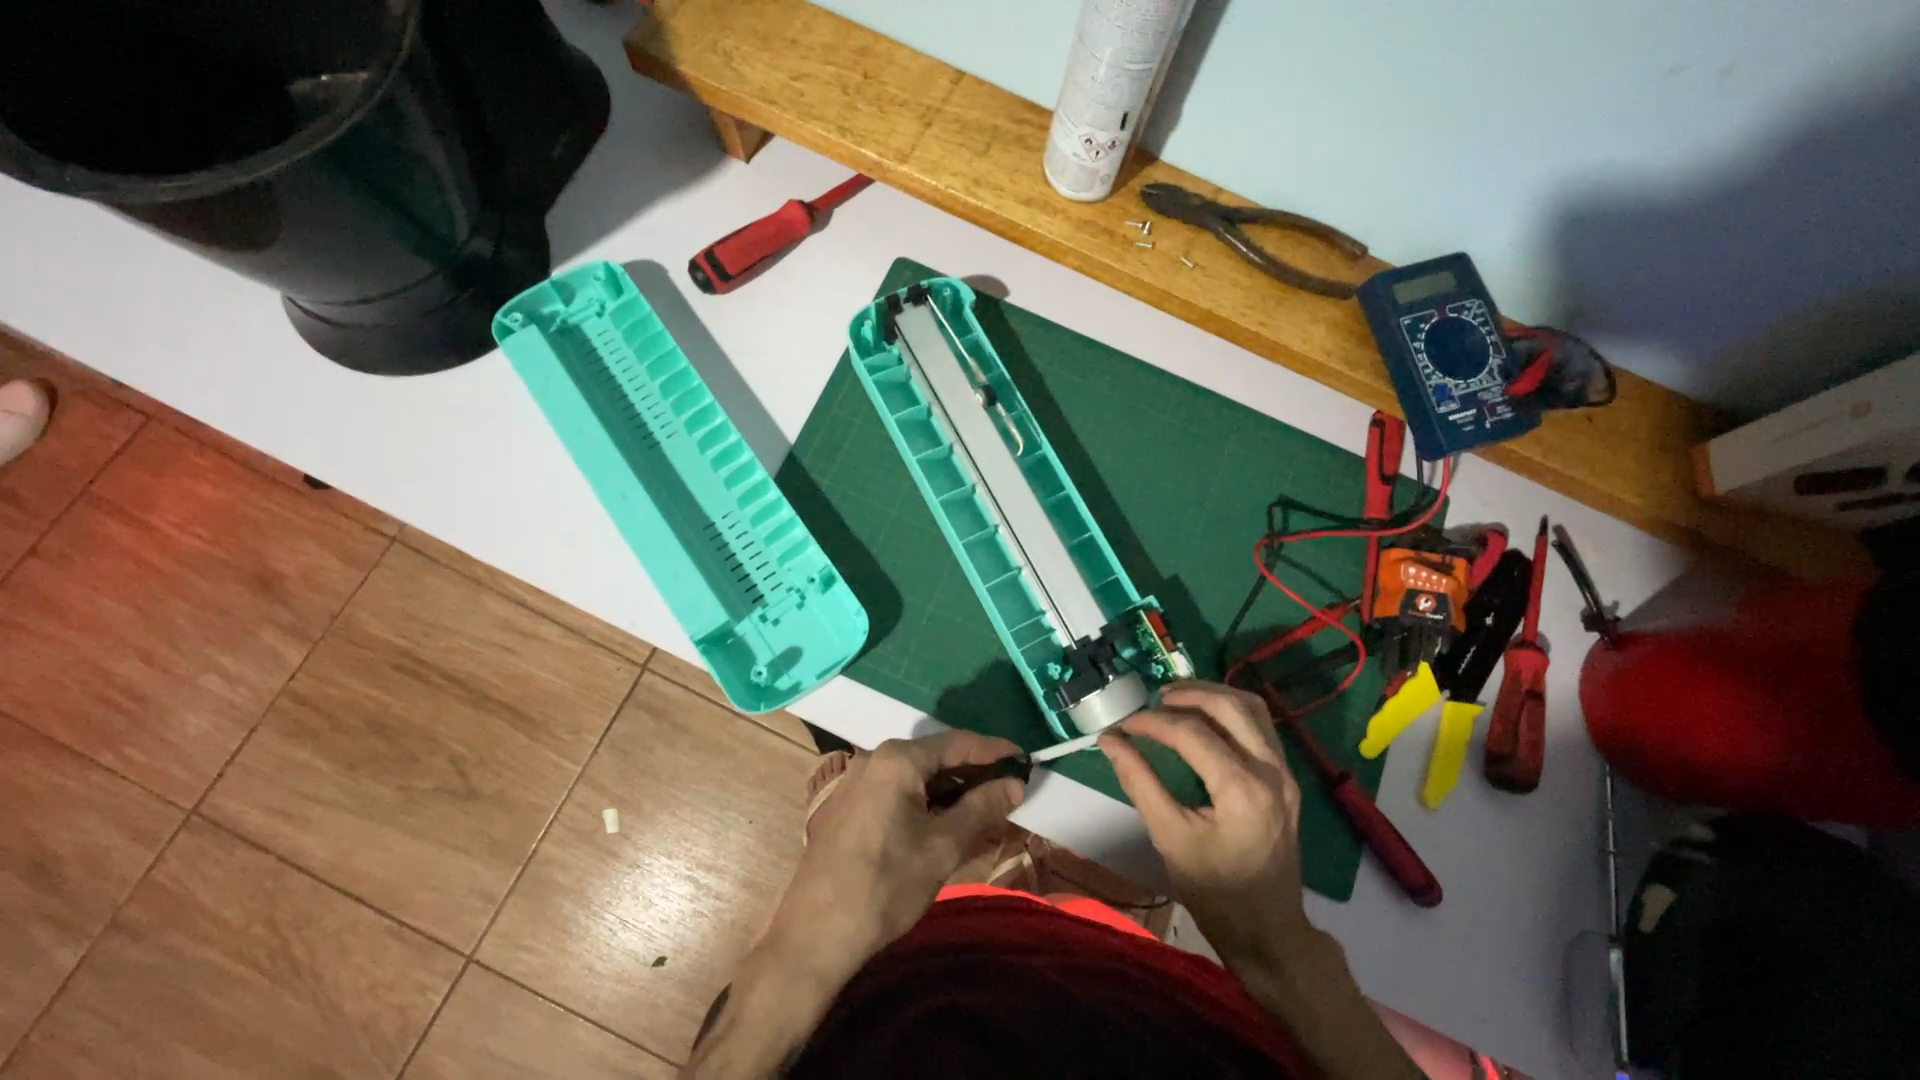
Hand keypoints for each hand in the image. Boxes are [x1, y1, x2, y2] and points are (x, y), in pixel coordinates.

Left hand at [764, 730, 1025, 979]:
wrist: (816, 933)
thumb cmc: (886, 885)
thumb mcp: (944, 847)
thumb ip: (982, 808)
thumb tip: (1015, 783)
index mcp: (897, 760)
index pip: (957, 743)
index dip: (995, 750)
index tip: (1026, 758)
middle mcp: (872, 759)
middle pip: (934, 757)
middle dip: (973, 772)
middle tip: (1009, 788)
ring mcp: (854, 782)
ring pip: (914, 776)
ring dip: (949, 790)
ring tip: (984, 809)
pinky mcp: (845, 807)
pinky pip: (895, 792)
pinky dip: (924, 802)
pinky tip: (944, 824)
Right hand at [1099, 682, 1310, 962]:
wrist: (1269, 930)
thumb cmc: (1215, 891)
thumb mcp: (1169, 837)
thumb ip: (1139, 782)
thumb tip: (1110, 741)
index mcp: (1242, 789)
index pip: (1192, 733)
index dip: (1151, 722)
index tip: (1121, 726)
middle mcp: (1271, 771)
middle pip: (1229, 707)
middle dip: (1187, 695)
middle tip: (1151, 700)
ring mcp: (1285, 773)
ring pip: (1251, 709)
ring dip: (1213, 696)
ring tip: (1176, 700)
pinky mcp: (1286, 779)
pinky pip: (1261, 727)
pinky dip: (1231, 713)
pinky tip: (1205, 720)